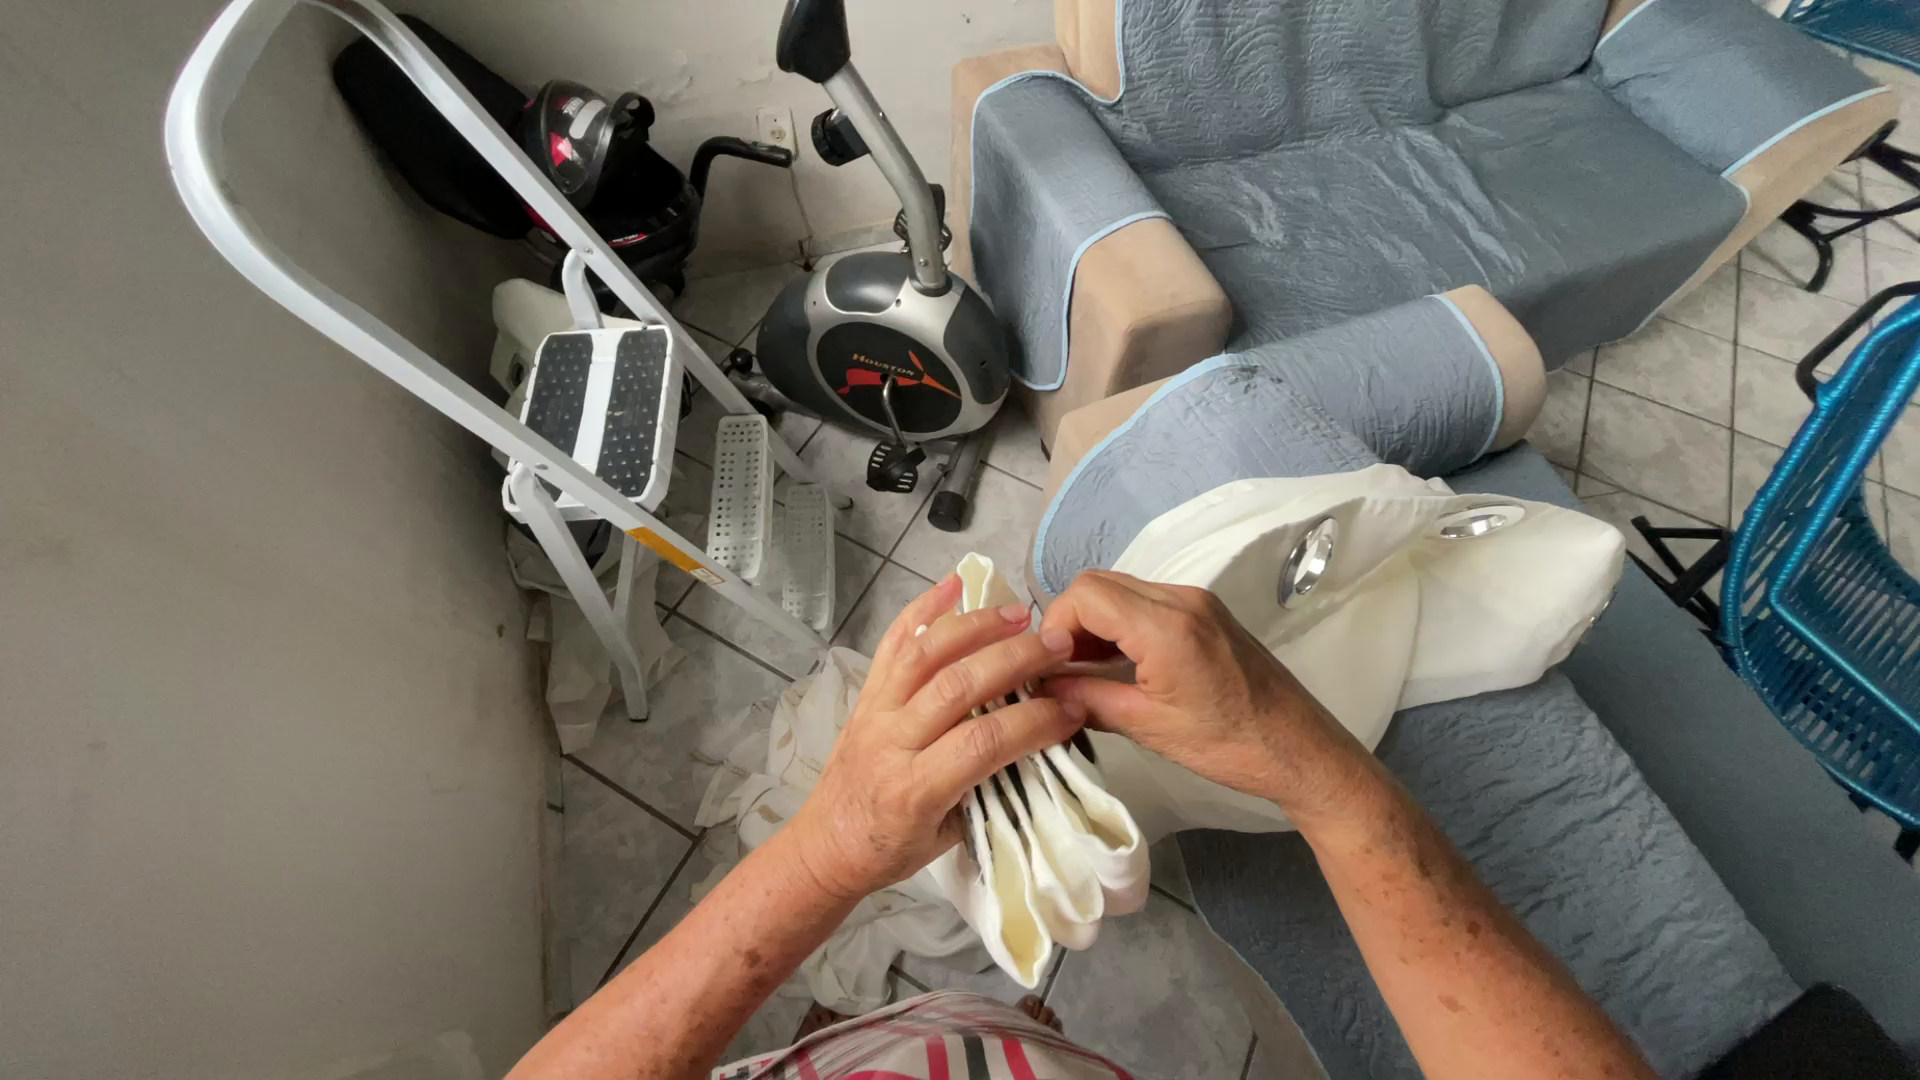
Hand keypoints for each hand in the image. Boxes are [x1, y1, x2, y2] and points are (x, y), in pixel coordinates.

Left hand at [785, 575, 1082, 901]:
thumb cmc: (890, 848)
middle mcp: (892, 740)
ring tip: (1017, 614)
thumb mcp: (948, 839)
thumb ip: (988, 790)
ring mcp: (875, 709)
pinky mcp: (866, 692)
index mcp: (914, 789)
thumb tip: (1037, 743)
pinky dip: (922, 609)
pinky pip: (892, 643)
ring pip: (925, 653)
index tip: (1071, 709)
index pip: (981, 744)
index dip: (1031, 723)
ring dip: (974, 627)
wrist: (825, 844)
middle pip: (957, 686)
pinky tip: (953, 584)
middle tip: (1056, 645)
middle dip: (1014, 660)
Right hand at [1040, 570, 1385, 830]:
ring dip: (1093, 622)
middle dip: (1069, 621)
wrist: (1303, 750)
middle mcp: (1181, 598)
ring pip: (1120, 588)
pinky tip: (1114, 662)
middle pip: (1098, 583)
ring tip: (1083, 669)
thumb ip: (1087, 700)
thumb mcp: (1148, 728)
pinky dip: (1119, 623)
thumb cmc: (1228, 746)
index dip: (1054, 624)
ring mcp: (1196, 600)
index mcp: (1167, 626)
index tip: (1049, 665)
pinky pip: (1144, 600)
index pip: (1085, 595)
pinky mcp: (1204, 610)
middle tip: (1061, 668)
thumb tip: (1040, 688)